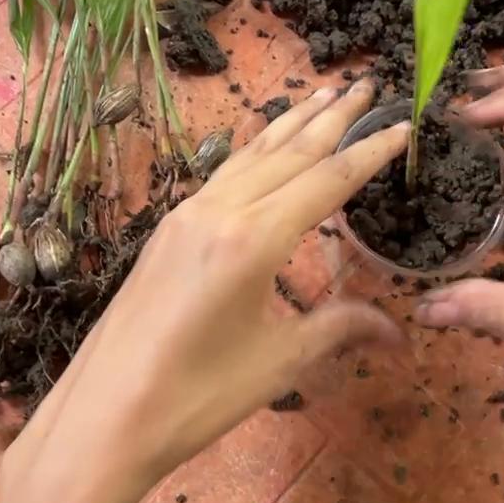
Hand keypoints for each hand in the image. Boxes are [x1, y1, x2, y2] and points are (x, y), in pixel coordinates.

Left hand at [0, 81, 409, 502]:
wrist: (102, 418)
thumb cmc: (196, 396)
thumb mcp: (278, 362)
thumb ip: (339, 328)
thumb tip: (399, 331)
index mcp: (252, 239)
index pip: (326, 180)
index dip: (369, 152)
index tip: (401, 125)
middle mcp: (219, 211)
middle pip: (288, 152)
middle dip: (332, 118)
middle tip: (365, 84)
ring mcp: (187, 215)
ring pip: (251, 155)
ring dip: (291, 123)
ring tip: (323, 94)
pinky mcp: (169, 229)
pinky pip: (224, 174)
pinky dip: (255, 150)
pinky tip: (263, 145)